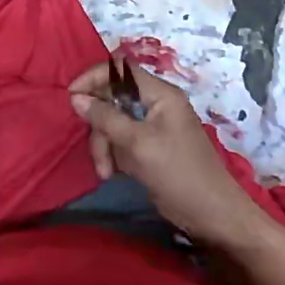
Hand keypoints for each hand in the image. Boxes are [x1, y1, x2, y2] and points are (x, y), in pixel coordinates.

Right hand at [69, 62, 265, 246]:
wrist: (211, 214)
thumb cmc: (179, 173)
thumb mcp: (138, 144)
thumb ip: (106, 118)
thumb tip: (75, 97)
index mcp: (160, 94)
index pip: (120, 69)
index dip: (94, 78)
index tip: (72, 97)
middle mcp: (155, 105)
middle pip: (113, 99)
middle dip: (99, 126)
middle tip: (97, 152)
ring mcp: (152, 127)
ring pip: (113, 123)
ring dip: (104, 146)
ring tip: (106, 172)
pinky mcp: (148, 148)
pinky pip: (120, 141)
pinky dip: (113, 155)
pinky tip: (113, 174)